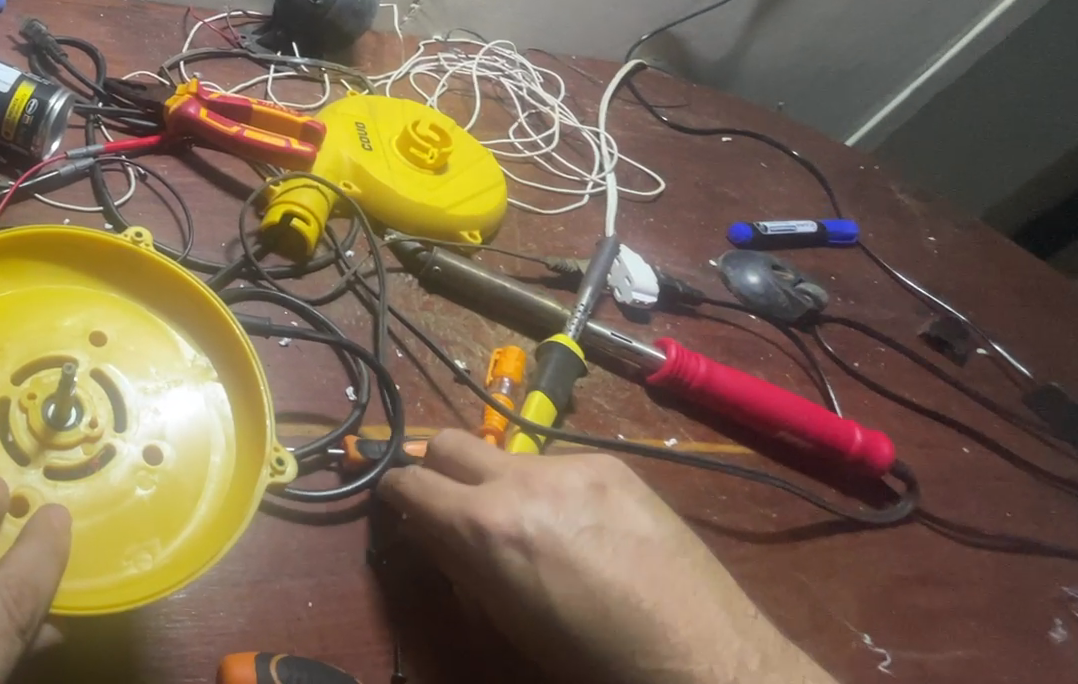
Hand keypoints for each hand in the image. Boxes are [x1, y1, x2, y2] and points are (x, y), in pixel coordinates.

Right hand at [379, 430, 833, 683]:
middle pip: (445, 441)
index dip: (393, 491)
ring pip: (503, 454)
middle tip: (452, 502)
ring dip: (500, 482)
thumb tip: (424, 526)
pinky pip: (556, 463)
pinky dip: (551, 489)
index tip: (398, 502)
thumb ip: (455, 562)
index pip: (407, 481)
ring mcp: (567, 465)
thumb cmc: (592, 661)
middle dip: (436, 468)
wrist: (710, 663)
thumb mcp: (505, 621)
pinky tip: (585, 528)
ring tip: (538, 526)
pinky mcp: (608, 463)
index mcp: (485, 525)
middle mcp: (518, 480)